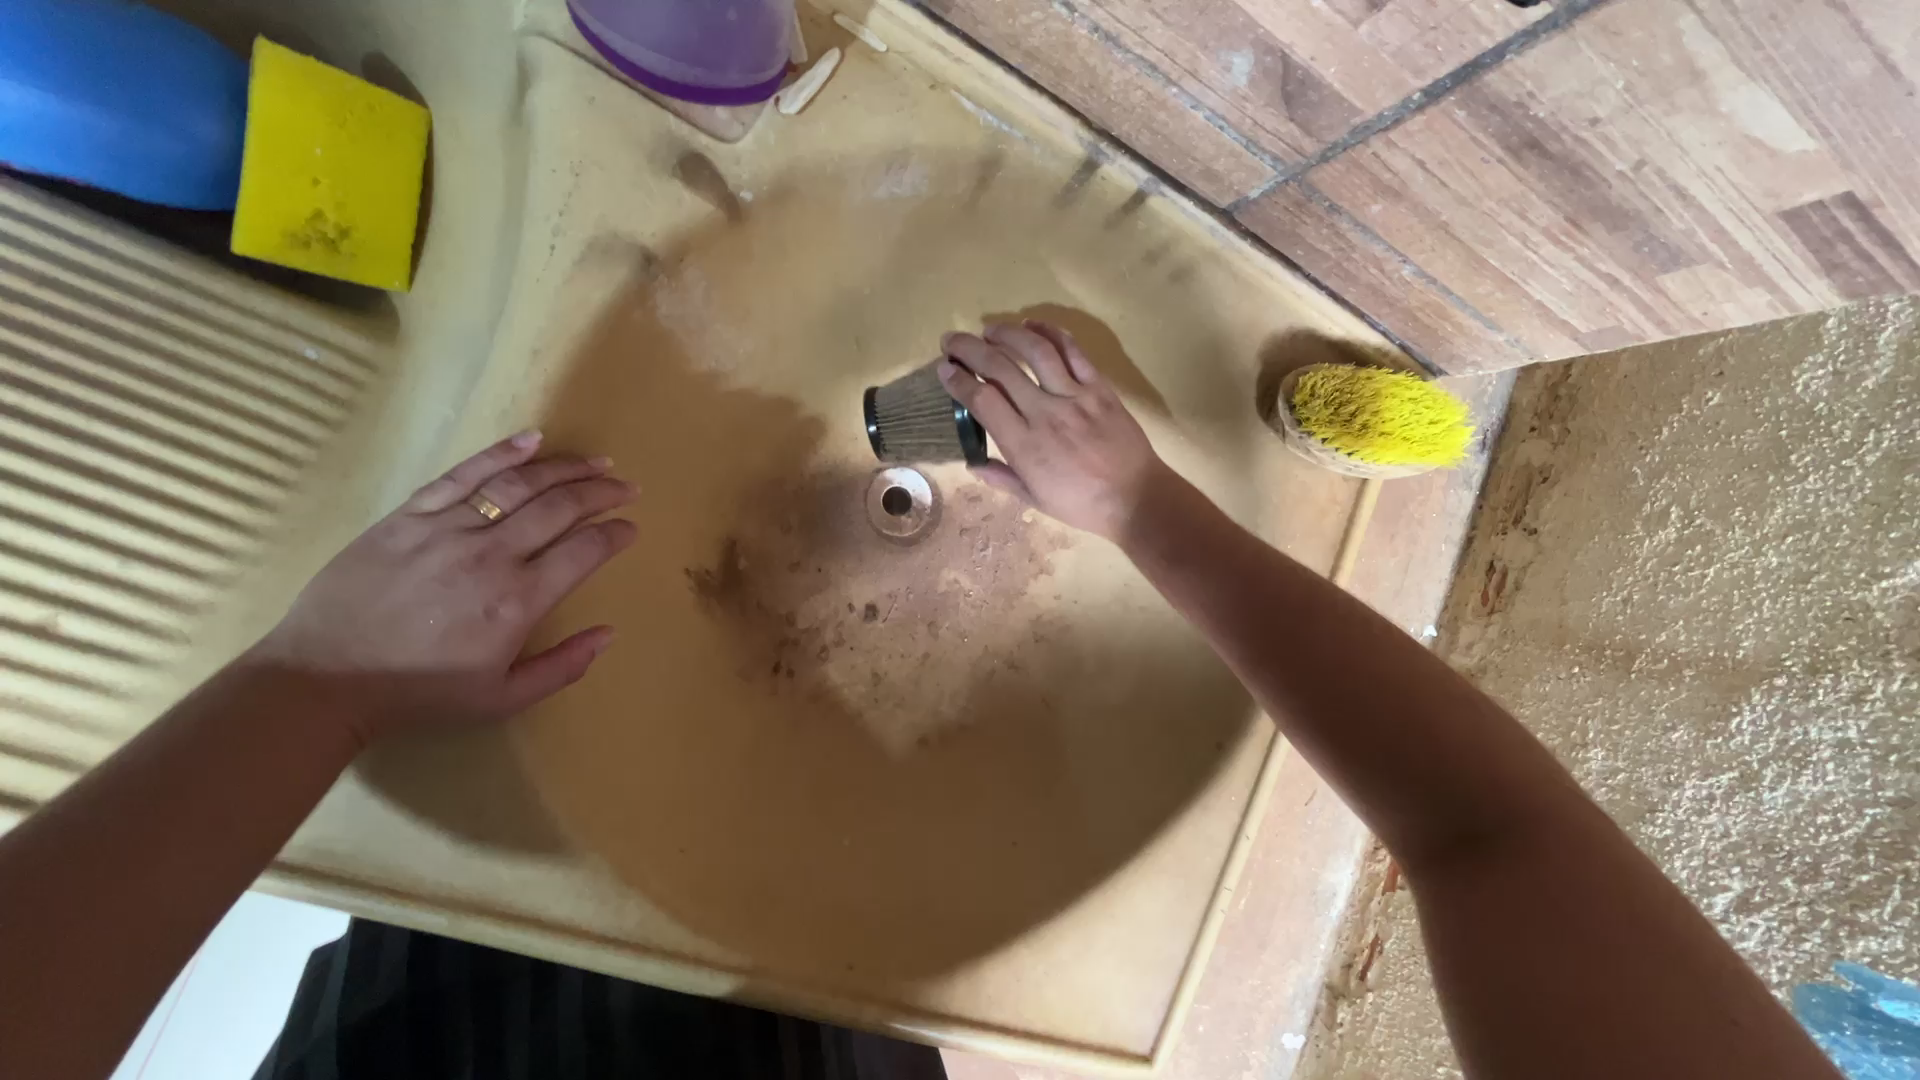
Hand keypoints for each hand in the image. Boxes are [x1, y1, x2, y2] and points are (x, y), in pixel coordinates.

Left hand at [251, 431, 637, 742]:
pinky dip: (501, 453)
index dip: (616, 534)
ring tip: (597, 462)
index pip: (585, 552)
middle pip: (561, 508)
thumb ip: (563, 666)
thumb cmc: (420, 693)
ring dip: (566, 468)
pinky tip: (532, 440)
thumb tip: (609, 633)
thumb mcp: (502, 699)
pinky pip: (462, 475)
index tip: (631, 528)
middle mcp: (491, 555)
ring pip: (519, 484)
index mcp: (518, 601)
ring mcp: (447, 529)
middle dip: (603, 492)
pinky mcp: (409, 516)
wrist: (323, 679)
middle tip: (627, 486)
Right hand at [937, 321, 1172, 541]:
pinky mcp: (1099, 387)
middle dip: (970, 349)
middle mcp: (1045, 414)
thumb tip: (973, 463)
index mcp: (1024, 445)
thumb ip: (1003, 478)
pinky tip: (1032, 325)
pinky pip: (1072, 351)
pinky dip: (1049, 333)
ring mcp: (1074, 397)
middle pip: (1000, 368)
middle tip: (952, 340)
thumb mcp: (1035, 500)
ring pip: (1035, 351)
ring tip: (989, 329)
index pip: (982, 401)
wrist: (1136, 498)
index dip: (958, 380)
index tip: (944, 368)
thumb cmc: (1082, 505)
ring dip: (1007, 334)